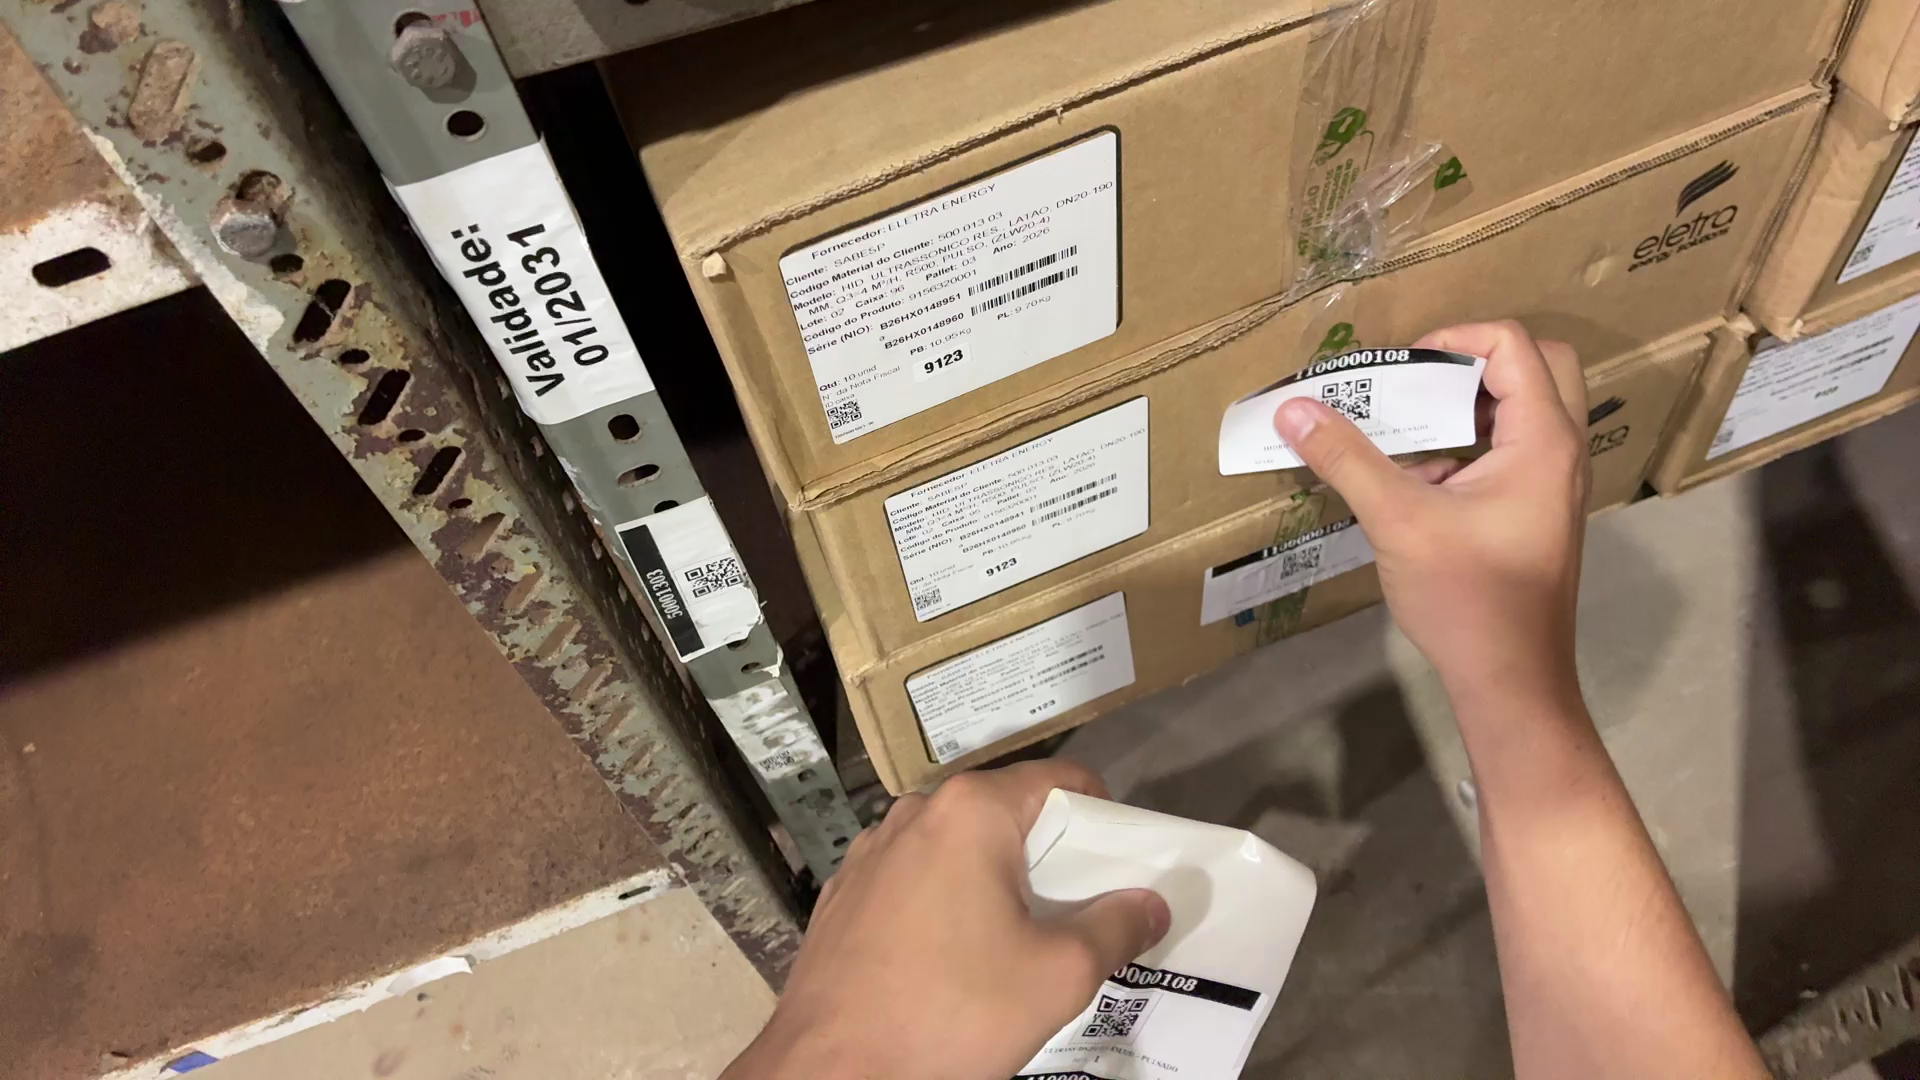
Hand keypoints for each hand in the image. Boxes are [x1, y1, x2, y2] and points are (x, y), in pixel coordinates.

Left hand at [724, 761, 1170, 1079]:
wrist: (830, 1070)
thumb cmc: (952, 1010)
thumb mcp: (1056, 976)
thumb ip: (1115, 928)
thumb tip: (1152, 902)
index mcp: (971, 808)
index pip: (1057, 778)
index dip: (1098, 809)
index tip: (1117, 857)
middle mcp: (918, 807)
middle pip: (1005, 808)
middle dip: (1046, 849)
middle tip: (1075, 904)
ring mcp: (874, 843)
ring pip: (956, 839)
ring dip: (993, 871)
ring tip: (1012, 931)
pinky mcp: (847, 882)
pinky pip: (914, 868)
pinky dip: (944, 890)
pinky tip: (947, 947)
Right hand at [1271, 320, 1588, 710]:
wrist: (1506, 675)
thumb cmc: (1464, 594)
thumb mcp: (1397, 519)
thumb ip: (1345, 459)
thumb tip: (1293, 410)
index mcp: (1542, 441)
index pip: (1514, 348)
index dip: (1454, 340)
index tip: (1397, 366)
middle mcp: (1556, 453)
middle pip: (1529, 371)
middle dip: (1465, 366)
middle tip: (1410, 384)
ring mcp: (1545, 485)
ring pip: (1514, 415)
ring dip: (1456, 410)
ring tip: (1396, 426)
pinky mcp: (1524, 512)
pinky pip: (1496, 456)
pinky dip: (1453, 450)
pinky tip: (1403, 480)